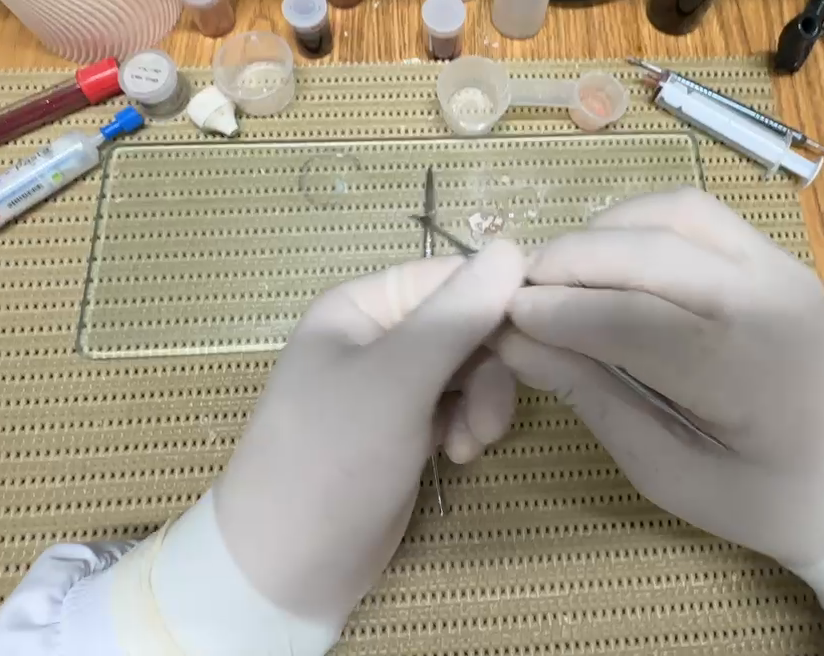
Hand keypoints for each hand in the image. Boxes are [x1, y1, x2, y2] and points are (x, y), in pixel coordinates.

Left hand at [214, 243, 524, 626]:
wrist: (285, 576)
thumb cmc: (332, 460)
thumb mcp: (397, 381)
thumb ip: (456, 316)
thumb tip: (512, 247)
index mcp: (363, 305)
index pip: (449, 277)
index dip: (496, 297)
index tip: (539, 331)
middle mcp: (379, 335)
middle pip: (464, 323)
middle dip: (489, 365)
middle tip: (491, 412)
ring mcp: (392, 383)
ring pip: (468, 366)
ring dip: (484, 400)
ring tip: (474, 441)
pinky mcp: (406, 426)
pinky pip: (458, 403)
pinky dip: (469, 423)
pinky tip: (460, 454)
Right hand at [495, 189, 823, 572]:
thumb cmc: (756, 496)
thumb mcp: (663, 472)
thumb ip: (590, 395)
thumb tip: (513, 340)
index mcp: (755, 374)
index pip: (639, 320)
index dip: (563, 310)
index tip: (505, 314)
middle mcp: (774, 299)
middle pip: (656, 250)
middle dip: (574, 259)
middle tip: (521, 285)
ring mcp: (781, 264)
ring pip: (674, 211)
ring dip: (606, 232)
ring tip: (563, 269)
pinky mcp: (773, 250)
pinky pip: (694, 212)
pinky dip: (638, 223)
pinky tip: (610, 256)